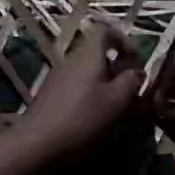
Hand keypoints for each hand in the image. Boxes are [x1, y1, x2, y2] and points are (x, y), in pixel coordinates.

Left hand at [16, 24, 143, 158]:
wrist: (37, 144)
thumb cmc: (82, 118)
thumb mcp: (117, 101)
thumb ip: (131, 82)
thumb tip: (137, 72)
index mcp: (87, 55)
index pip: (105, 31)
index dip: (123, 40)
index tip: (136, 60)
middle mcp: (70, 61)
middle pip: (97, 54)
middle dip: (117, 69)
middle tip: (130, 90)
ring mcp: (57, 78)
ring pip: (87, 73)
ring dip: (104, 85)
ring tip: (115, 108)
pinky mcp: (50, 96)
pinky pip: (75, 88)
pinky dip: (89, 96)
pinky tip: (94, 118)